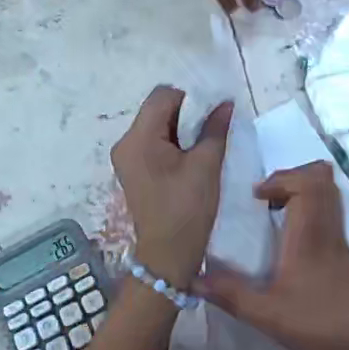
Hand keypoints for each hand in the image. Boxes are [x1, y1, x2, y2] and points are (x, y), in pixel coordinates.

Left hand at [112, 86, 232, 291]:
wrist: (167, 253)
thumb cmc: (187, 209)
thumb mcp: (206, 165)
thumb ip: (214, 129)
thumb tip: (224, 103)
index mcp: (138, 138)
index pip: (162, 96)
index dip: (189, 98)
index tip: (210, 115)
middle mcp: (124, 143)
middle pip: (156, 109)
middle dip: (184, 114)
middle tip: (209, 131)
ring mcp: (125, 158)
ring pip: (154, 126)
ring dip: (178, 130)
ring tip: (200, 148)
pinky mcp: (131, 170)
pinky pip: (151, 144)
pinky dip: (170, 144)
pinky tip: (188, 160)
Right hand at [196, 162, 348, 349]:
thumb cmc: (321, 326)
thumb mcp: (267, 315)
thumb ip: (230, 294)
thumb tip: (191, 279)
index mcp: (310, 236)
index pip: (307, 182)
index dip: (281, 178)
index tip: (256, 196)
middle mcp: (329, 232)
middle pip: (322, 181)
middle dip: (291, 179)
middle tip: (264, 199)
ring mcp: (341, 245)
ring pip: (328, 199)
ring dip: (300, 197)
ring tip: (272, 219)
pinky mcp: (346, 260)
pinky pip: (328, 220)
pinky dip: (308, 218)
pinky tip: (288, 248)